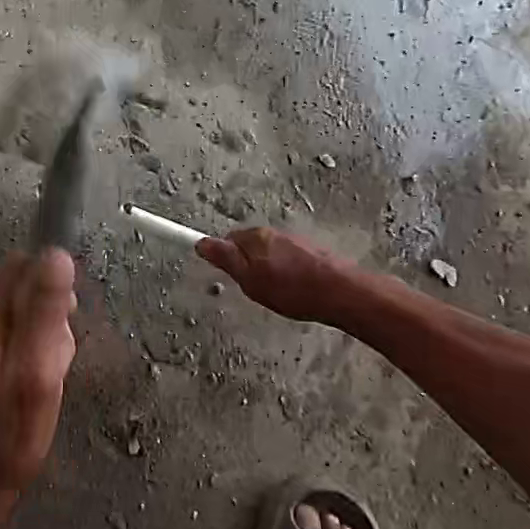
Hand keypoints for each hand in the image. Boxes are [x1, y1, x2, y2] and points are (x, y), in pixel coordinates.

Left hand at [0, 250, 77, 500]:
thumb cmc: (6, 436)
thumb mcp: (36, 372)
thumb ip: (45, 312)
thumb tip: (59, 255)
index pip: (24, 264)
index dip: (54, 282)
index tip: (69, 318)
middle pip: (25, 286)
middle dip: (54, 312)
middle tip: (58, 355)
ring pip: (26, 314)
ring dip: (48, 336)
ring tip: (49, 376)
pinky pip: (19, 338)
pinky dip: (38, 354)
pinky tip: (39, 385)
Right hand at [196, 227, 353, 322]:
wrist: (339, 292)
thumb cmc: (294, 288)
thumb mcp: (251, 280)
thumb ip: (226, 260)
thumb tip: (202, 243)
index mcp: (254, 237)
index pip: (222, 240)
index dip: (209, 248)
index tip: (190, 246)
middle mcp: (271, 233)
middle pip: (244, 247)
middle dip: (242, 266)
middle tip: (250, 290)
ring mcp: (290, 242)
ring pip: (265, 255)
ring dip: (263, 271)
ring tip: (275, 295)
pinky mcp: (306, 252)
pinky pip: (282, 261)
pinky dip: (280, 274)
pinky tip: (290, 291)